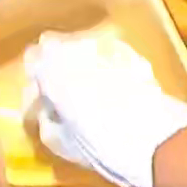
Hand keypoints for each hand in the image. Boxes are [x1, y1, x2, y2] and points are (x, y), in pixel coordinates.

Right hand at [23, 31, 186, 186]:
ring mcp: (101, 43)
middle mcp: (73, 45)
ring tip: (91, 90)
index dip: (36, 77)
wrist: (155, 138)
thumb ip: (47, 119)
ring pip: (79, 45)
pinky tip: (113, 88)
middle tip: (63, 92)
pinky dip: (102, 64)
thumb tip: (45, 110)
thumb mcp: (62, 142)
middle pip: (53, 45)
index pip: (30, 57)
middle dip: (54, 63)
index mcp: (51, 66)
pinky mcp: (125, 48)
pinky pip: (103, 51)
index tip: (42, 97)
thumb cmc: (102, 144)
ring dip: (78, 62)